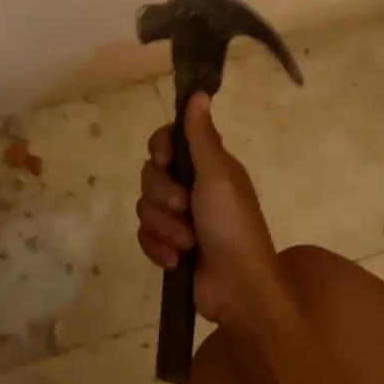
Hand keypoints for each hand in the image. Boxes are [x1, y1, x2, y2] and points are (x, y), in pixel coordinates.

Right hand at [136, 92, 282, 323]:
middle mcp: (193, 189)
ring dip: (164, 227)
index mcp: (209, 168)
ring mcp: (180, 219)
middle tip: (183, 209)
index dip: (160, 149)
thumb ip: (201, 138)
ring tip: (186, 243)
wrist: (238, 289)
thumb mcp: (218, 178)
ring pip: (145, 207)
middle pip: (151, 175)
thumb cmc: (233, 228)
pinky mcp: (170, 245)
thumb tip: (199, 93)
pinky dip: (158, 248)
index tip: (164, 160)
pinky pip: (145, 235)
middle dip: (162, 196)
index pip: (169, 141)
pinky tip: (176, 260)